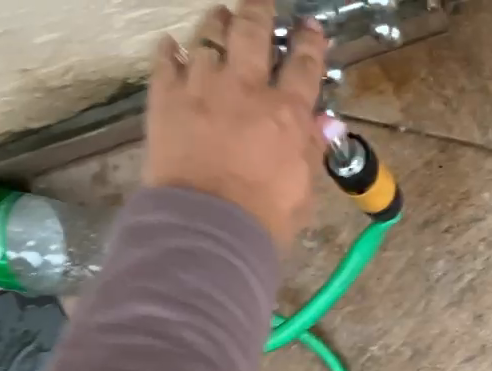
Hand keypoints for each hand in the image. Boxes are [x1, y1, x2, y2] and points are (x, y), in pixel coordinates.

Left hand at [144, 0, 328, 248]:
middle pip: (253, 32)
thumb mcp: (303, 192)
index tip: (310, 28)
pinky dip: (171, 51)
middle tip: (260, 1)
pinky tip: (173, 46)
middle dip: (259, 10)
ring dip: (217, 22)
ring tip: (220, 15)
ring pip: (209, 36)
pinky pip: (166, 60)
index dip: (309, 43)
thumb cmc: (266, 219)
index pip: (304, 67)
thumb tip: (327, 124)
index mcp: (287, 114)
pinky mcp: (165, 97)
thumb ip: (312, 152)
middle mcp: (246, 88)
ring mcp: (202, 87)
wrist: (209, 226)